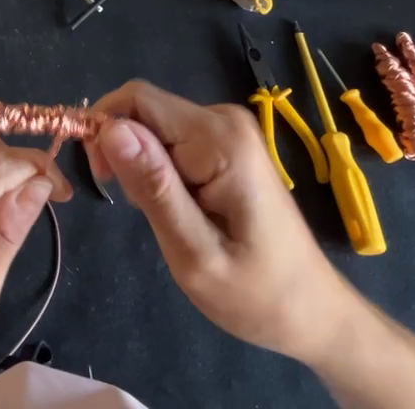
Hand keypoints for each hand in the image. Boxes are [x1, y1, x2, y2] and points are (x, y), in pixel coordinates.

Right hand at [83, 80, 363, 363]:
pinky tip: (175, 207)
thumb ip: (153, 188)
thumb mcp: (194, 254)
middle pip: (144, 110)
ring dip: (140, 164)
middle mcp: (224, 120)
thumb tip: (109, 128)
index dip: (104, 129)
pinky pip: (170, 138)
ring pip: (153, 125)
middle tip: (133, 208)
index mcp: (219, 139)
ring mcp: (228, 130)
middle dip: (122, 151)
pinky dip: (158, 169)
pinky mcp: (226, 144)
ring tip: (159, 215)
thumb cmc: (258, 295)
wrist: (314, 313)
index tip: (100, 179)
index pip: (137, 100)